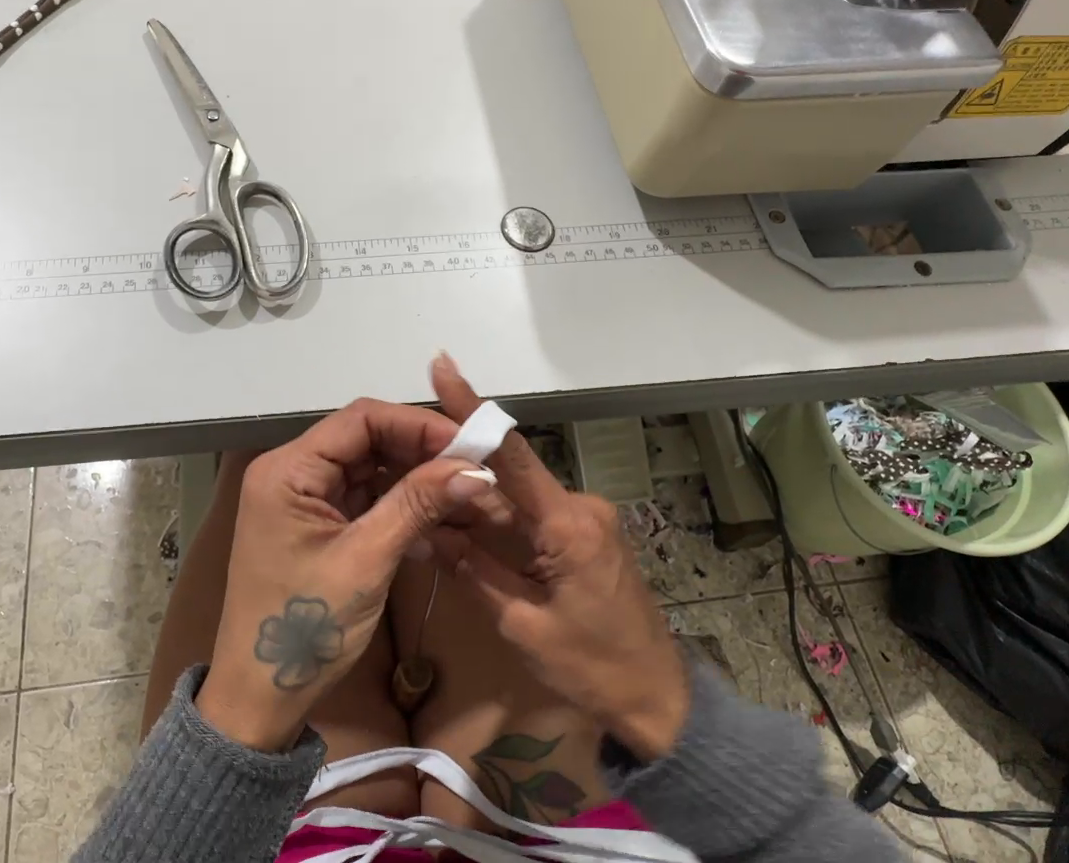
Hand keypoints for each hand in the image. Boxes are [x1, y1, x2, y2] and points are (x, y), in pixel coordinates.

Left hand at [196, 398, 493, 750]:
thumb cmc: (305, 627)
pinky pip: (366, 501)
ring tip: (469, 498)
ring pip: (372, 470)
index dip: (418, 425)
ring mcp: (305, 501)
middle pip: (368, 441)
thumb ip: (417, 504)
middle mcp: (292, 473)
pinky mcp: (319, 527)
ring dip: (418, 482)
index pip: (361, 419)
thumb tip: (476, 468)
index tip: (469, 444)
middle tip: (477, 471)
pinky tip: (440, 523)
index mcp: (288, 470)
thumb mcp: (366, 561)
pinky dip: (402, 508)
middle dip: (424, 454)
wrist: (260, 696)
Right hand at [424, 355, 691, 758]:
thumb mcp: (521, 625)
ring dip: (476, 500)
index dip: (472, 409)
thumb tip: (425, 531)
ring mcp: (588, 520)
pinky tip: (464, 527)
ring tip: (428, 504)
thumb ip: (474, 570)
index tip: (444, 367)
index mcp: (569, 524)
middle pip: (508, 475)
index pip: (511, 454)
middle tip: (409, 469)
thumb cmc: (592, 668)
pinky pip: (534, 516)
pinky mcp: (587, 536)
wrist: (659, 700)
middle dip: (459, 471)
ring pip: (518, 498)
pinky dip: (499, 519)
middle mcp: (581, 508)